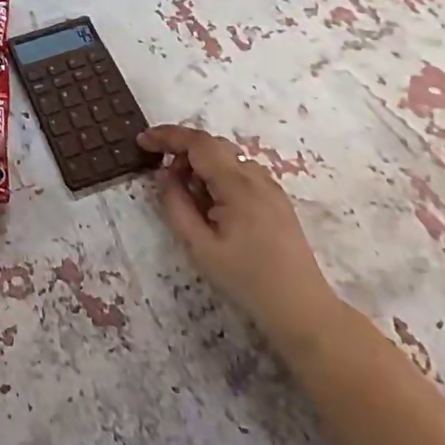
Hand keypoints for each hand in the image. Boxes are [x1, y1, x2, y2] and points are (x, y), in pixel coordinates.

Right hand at [138, 125, 337, 342]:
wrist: (301, 309)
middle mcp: (256, 177)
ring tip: (189, 196)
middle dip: (182, 151)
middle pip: (213, 144)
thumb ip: (176, 205)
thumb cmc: (246, 279)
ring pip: (227, 157)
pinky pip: (241, 172)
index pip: (197, 143)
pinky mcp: (276, 199)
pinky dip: (218, 175)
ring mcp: (270, 187)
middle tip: (164, 177)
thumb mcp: (199, 246)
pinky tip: (213, 205)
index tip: (142, 141)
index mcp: (237, 184)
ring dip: (201, 164)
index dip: (167, 136)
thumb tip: (164, 174)